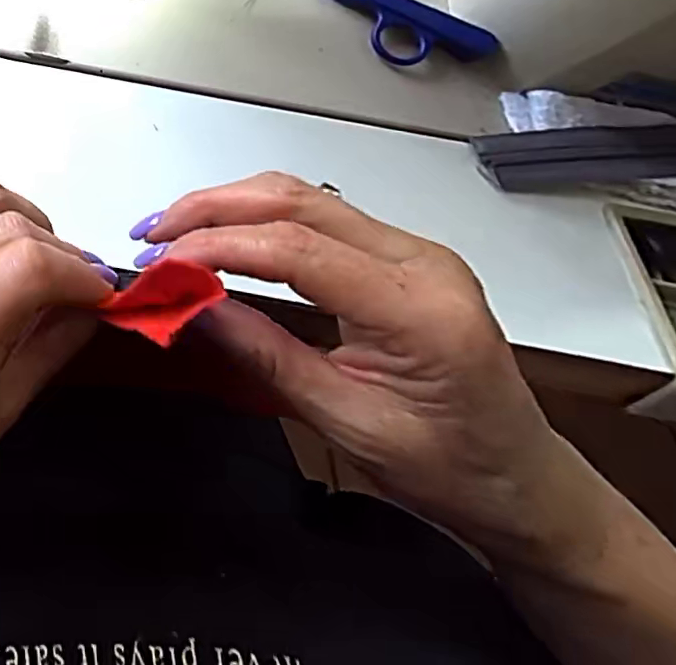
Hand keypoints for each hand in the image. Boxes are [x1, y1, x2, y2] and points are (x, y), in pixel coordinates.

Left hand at [0, 179, 114, 599]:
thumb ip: (59, 340)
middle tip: (85, 282)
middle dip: (64, 252)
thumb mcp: (2, 410)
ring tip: (47, 263)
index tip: (104, 291)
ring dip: (34, 224)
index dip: (79, 272)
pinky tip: (8, 247)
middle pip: (11, 229)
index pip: (24, 271)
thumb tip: (104, 294)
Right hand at [145, 172, 597, 566]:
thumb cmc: (452, 469)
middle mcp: (418, 258)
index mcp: (417, 307)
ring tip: (176, 229)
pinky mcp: (397, 252)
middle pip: (297, 199)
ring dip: (232, 203)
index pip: (296, 247)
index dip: (217, 246)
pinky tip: (225, 231)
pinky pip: (318, 214)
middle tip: (155, 232)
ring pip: (304, 195)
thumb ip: (263, 355)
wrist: (520, 481)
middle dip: (213, 207)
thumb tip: (193, 305)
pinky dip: (259, 217)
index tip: (163, 262)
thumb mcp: (346, 423)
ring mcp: (411, 248)